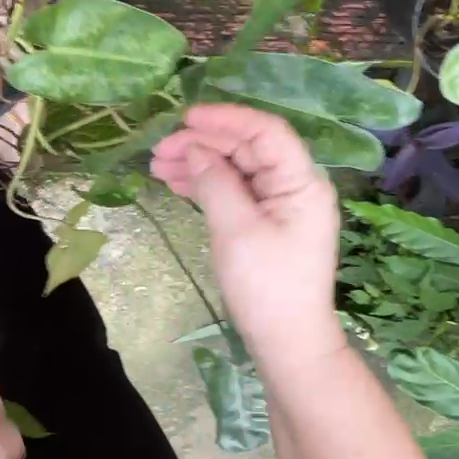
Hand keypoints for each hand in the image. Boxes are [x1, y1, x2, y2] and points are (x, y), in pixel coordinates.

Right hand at [151, 104, 346, 366]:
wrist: (286, 339)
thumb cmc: (266, 284)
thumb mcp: (235, 229)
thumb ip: (214, 183)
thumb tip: (193, 149)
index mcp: (300, 182)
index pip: (265, 132)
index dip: (225, 119)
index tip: (184, 119)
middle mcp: (293, 186)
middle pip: (246, 149)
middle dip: (202, 144)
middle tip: (159, 150)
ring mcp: (279, 205)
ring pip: (235, 169)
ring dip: (198, 163)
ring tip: (157, 167)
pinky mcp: (264, 223)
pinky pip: (233, 191)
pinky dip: (205, 184)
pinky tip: (176, 184)